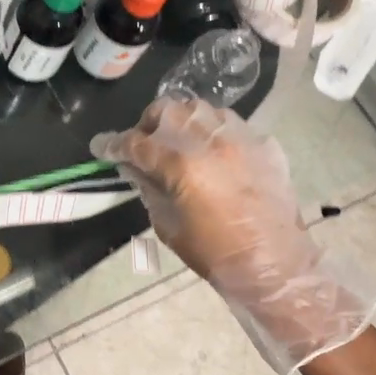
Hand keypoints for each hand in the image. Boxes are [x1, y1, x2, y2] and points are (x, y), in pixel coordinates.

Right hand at [91, 99, 375, 374]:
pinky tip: (211, 154)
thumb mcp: (168, 225)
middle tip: (143, 146)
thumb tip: (134, 167)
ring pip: (201, 109)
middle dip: (148, 124)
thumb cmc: (215, 253)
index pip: (135, 143)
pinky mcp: (264, 144)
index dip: (112, 144)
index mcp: (182, 165)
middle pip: (168, 111)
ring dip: (181, 123)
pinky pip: (231, 125)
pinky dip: (212, 132)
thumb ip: (148, 188)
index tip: (100, 146)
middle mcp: (210, 141)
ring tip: (178, 144)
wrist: (275, 265)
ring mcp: (241, 138)